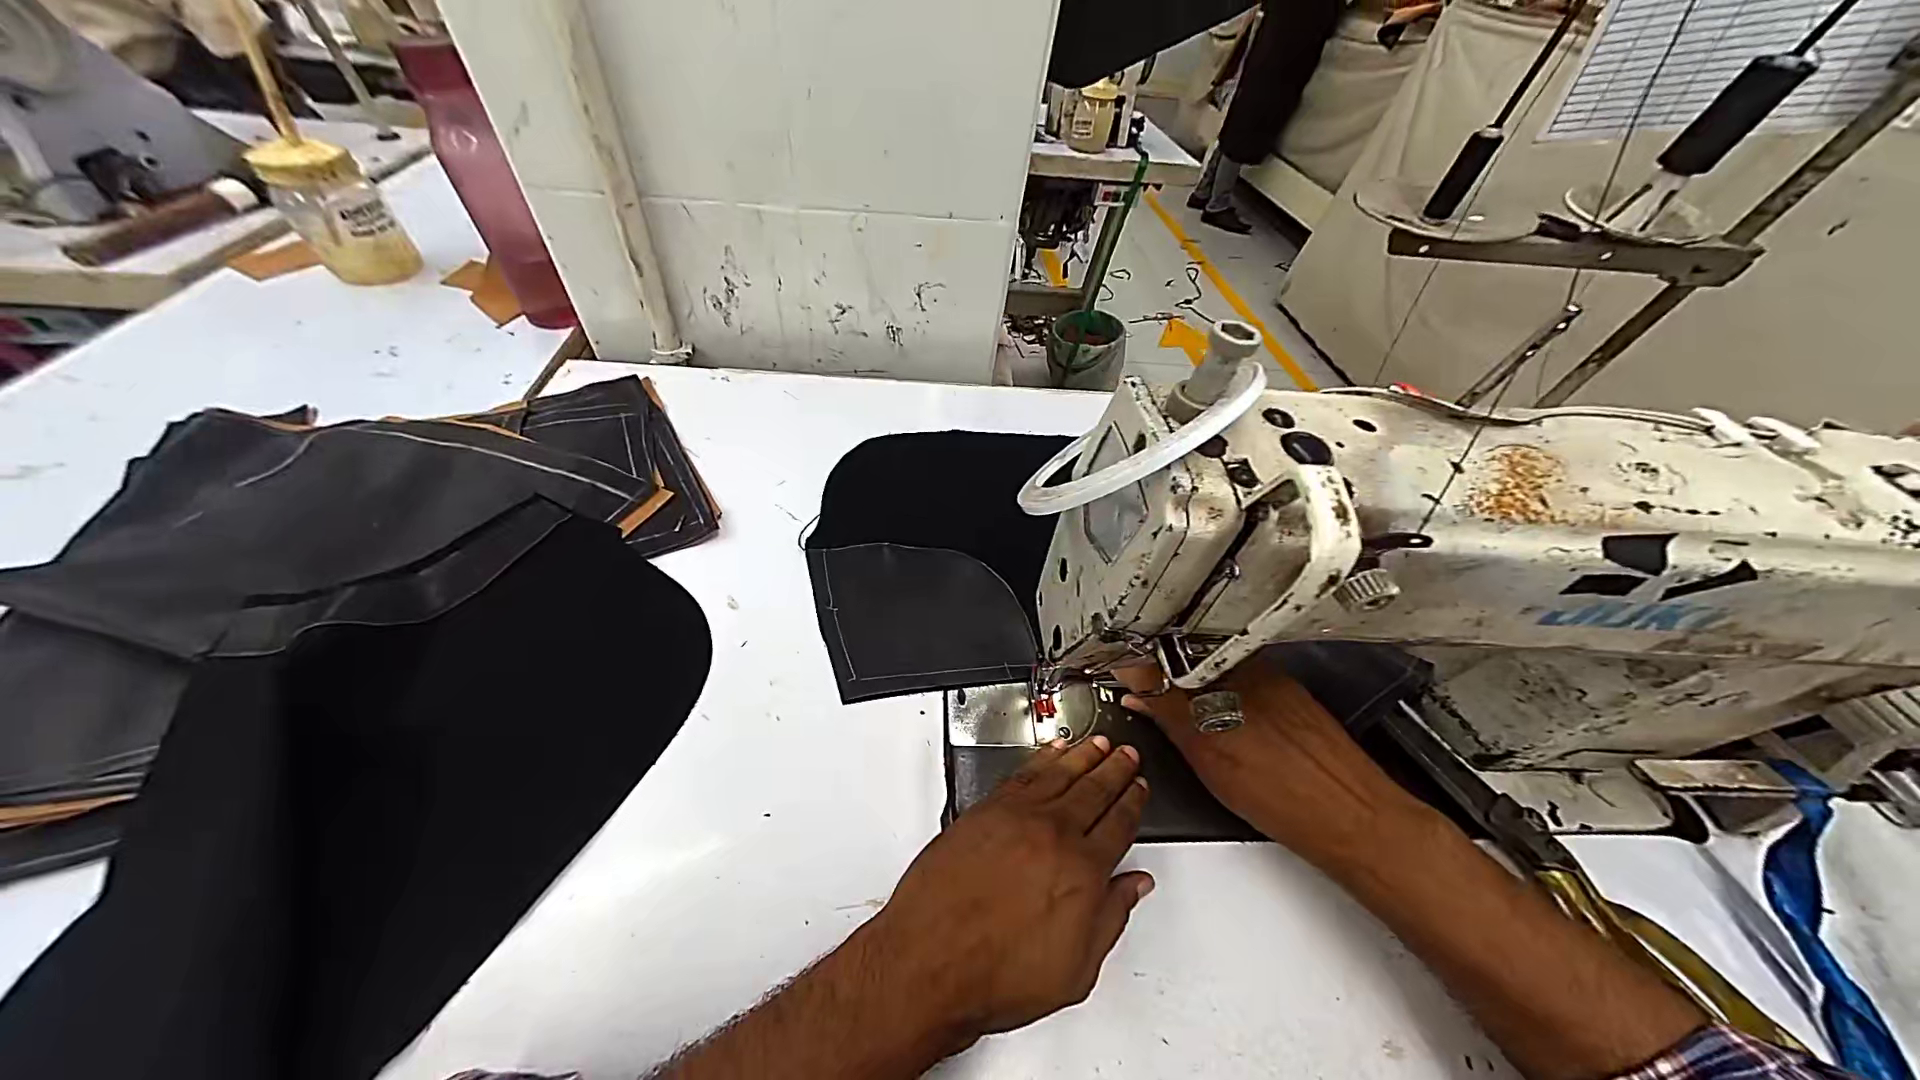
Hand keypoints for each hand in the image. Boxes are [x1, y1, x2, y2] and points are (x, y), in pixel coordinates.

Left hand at [856, 735, 1152, 1047]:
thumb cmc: (994, 972)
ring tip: (1096, 744)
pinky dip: (1042, 758)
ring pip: (1060, 773)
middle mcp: (1053, 836)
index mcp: (1083, 872)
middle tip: (1126, 755)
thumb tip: (1133, 887)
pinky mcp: (986, 810)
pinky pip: (1023, 773)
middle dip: (1114, 770)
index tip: (1138, 789)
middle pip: (1094, 791)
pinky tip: (1052, 752)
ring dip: (1083, 756)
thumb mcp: (1075, 969)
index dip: (1132, 803)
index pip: (1119, 824)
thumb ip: (1111, 917)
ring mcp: (1017, 818)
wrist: (931, 961)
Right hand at [1112, 658, 1428, 867]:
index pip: (1155, 665)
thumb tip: (1142, 698)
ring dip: (1191, 672)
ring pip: (1210, 660)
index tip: (1124, 672)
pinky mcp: (1285, 678)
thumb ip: (1168, 721)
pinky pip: (1240, 668)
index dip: (1133, 667)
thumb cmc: (1286, 799)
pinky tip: (1232, 711)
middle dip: (1160, 667)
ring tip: (1195, 705)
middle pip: (1181, 655)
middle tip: (1150, 688)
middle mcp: (1238, 673)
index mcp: (1211, 693)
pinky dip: (1225, 681)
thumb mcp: (1208, 765)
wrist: (1351, 813)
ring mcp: (1264, 672)